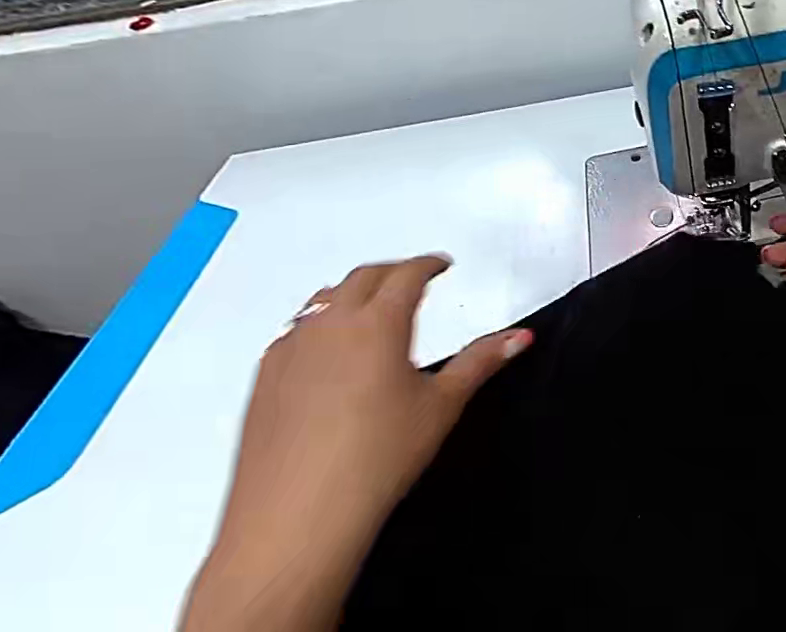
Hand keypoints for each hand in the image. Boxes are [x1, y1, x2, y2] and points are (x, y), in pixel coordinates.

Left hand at [185, 256, 529, 630]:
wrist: (295, 520)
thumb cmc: (377, 460)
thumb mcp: (442, 406)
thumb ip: (481, 361)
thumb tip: (521, 337)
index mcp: (379, 323)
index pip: (407, 273)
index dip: (429, 264)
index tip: (441, 265)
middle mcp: (331, 324)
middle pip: (364, 276)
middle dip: (394, 271)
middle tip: (415, 279)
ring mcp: (291, 348)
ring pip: (324, 298)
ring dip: (354, 291)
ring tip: (372, 307)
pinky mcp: (264, 377)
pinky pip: (295, 329)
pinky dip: (320, 322)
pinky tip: (329, 350)